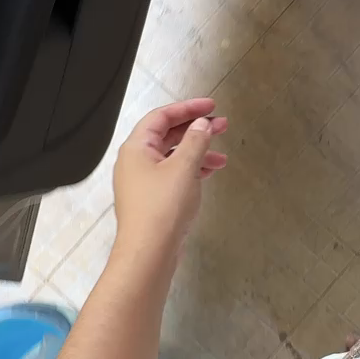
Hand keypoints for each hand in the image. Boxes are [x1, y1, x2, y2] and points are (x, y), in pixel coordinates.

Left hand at [111, 98, 227, 255]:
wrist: (149, 252)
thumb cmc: (163, 207)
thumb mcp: (184, 167)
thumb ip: (196, 141)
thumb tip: (202, 124)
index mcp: (137, 148)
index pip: (162, 117)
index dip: (188, 108)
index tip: (212, 106)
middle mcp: (136, 161)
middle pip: (168, 135)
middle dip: (196, 129)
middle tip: (223, 125)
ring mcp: (143, 181)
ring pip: (173, 156)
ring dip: (198, 151)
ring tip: (222, 156)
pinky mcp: (153, 198)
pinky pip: (174, 174)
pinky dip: (193, 169)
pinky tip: (210, 172)